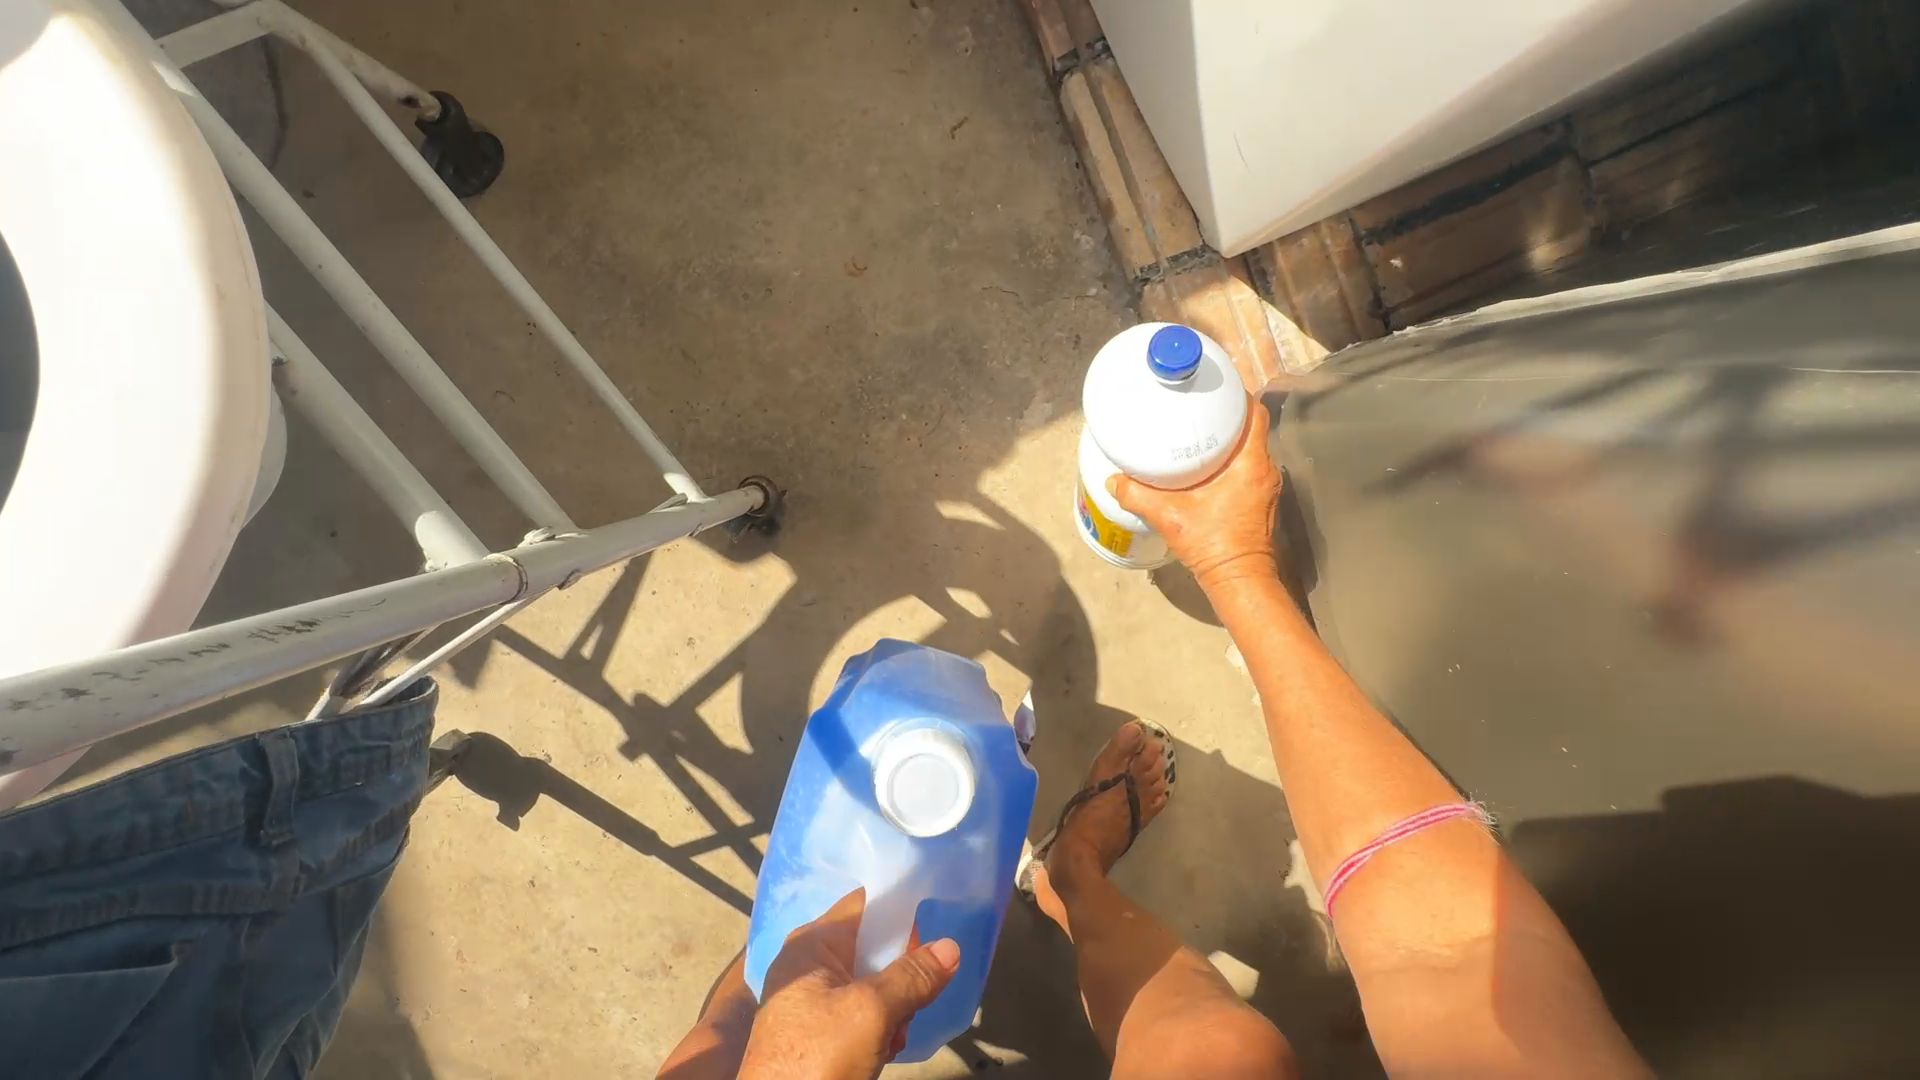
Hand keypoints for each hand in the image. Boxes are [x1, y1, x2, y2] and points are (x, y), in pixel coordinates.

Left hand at [737, 889, 960, 1079]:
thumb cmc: (817, 1059)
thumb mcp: (872, 1013)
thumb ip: (913, 977)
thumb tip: (951, 947)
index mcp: (812, 942)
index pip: (866, 904)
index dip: (901, 913)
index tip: (934, 932)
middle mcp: (808, 962)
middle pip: (872, 945)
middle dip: (900, 973)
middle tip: (914, 1001)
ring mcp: (809, 1000)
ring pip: (870, 983)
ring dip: (892, 1007)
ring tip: (895, 1036)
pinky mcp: (814, 1033)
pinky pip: (859, 1012)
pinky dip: (877, 1028)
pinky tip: (883, 1051)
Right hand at [1110, 397, 1280, 590]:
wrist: (1239, 581)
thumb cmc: (1214, 546)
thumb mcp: (1169, 517)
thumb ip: (1138, 496)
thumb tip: (1114, 481)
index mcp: (1251, 464)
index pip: (1256, 414)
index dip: (1239, 396)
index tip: (1217, 389)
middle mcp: (1265, 470)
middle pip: (1251, 429)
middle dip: (1226, 417)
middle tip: (1197, 409)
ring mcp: (1265, 488)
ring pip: (1249, 450)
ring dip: (1228, 440)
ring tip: (1198, 433)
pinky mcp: (1259, 502)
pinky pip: (1246, 469)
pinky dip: (1228, 462)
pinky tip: (1203, 467)